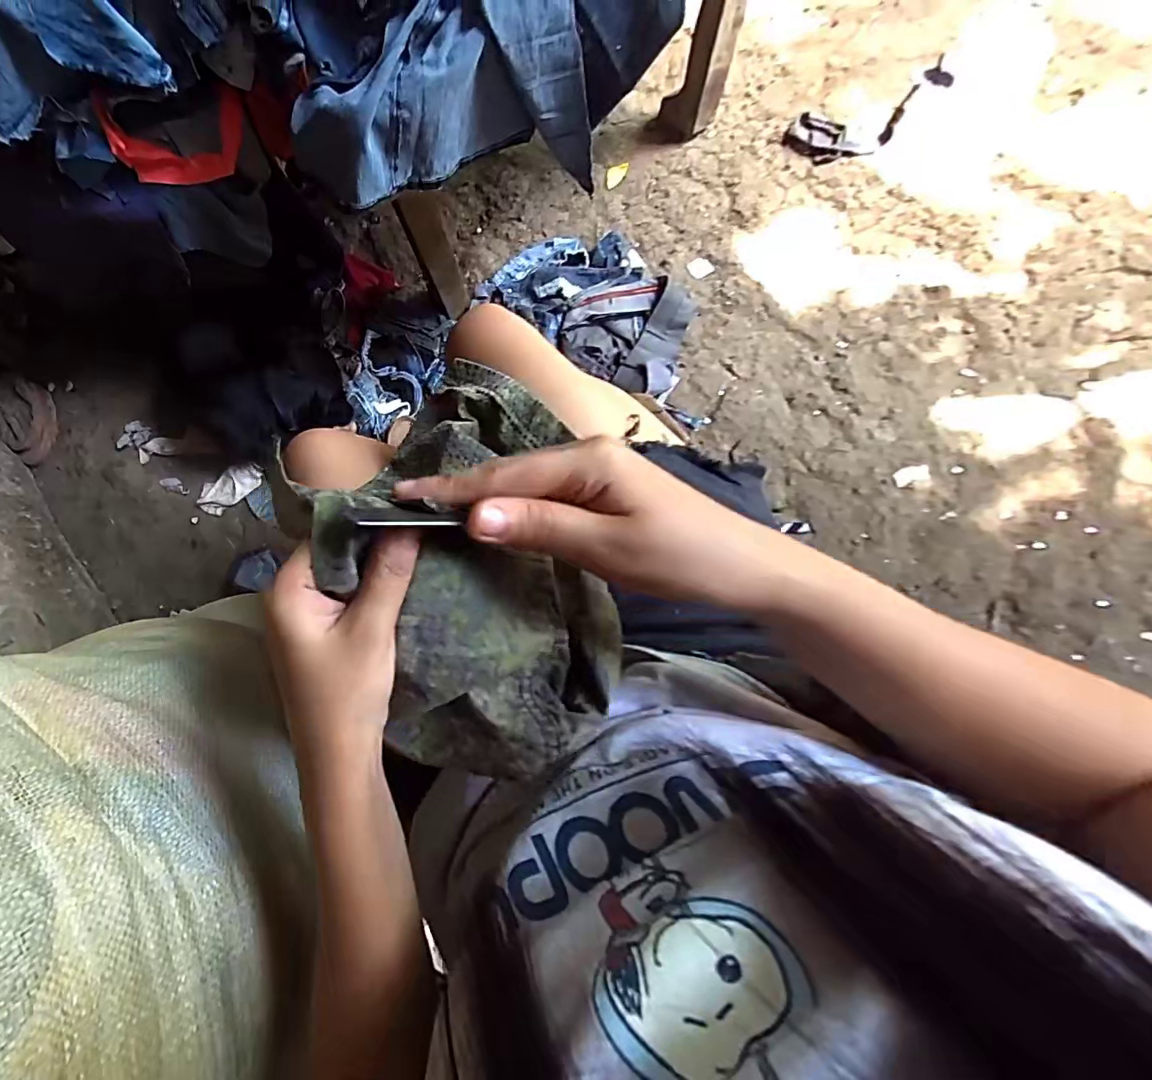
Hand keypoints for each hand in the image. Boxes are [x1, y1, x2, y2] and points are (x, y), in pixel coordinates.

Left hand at [264, 531, 420, 769]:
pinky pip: (340, 595)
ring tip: (412, 544)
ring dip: (371, 565)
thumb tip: (409, 523)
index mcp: (285, 589)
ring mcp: (298, 616)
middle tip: (415, 524)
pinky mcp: (313, 631)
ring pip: (339, 573)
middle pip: (331, 551)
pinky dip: (365, 588)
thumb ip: (389, 574)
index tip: (404, 507)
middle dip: (370, 540)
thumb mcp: (372, 629)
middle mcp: (283, 596)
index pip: (324, 534)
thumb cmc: (349, 694)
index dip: (364, 519)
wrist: (338, 758)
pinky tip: (396, 580)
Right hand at [394, 437, 808, 613]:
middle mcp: (585, 453)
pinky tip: (492, 512)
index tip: (403, 495)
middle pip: (510, 471)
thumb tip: (473, 516)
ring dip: (482, 494)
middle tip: (408, 499)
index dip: (452, 489)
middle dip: (459, 487)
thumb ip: (539, 526)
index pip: (504, 475)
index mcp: (585, 460)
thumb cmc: (682, 557)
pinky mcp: (602, 488)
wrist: (748, 568)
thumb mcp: (606, 547)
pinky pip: (543, 491)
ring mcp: (595, 469)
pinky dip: (511, 502)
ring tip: (436, 504)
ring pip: (524, 480)